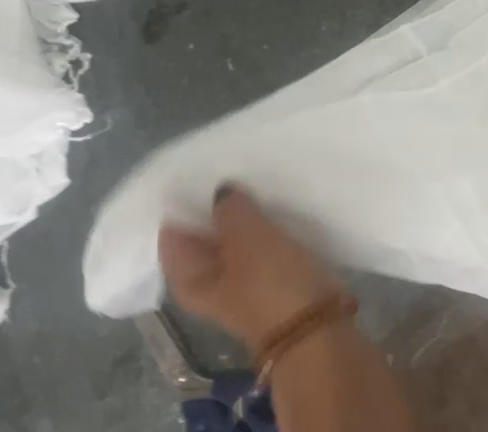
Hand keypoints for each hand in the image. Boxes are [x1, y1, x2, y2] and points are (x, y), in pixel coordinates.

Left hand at [158, 186, 341, 350]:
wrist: (315, 323)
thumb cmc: (272, 283)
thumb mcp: (249, 241)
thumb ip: (231, 211)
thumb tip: (221, 190)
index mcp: (188, 277)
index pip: (172, 232)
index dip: (183, 201)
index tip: (200, 168)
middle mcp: (209, 278)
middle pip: (204, 234)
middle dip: (216, 205)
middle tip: (233, 164)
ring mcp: (242, 277)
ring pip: (236, 238)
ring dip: (245, 214)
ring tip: (257, 177)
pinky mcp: (272, 274)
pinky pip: (262, 243)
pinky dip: (267, 226)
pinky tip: (280, 204)